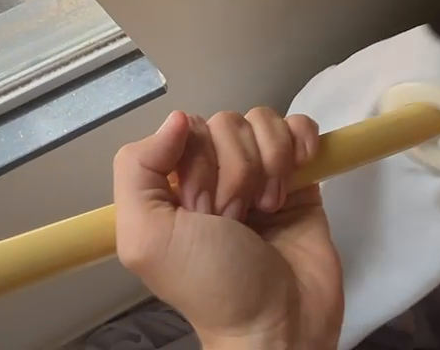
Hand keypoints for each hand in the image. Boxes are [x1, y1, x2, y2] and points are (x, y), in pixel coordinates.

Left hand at [114, 108, 342, 349]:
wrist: (282, 321)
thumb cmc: (212, 285)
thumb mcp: (148, 239)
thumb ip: (137, 171)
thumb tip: (176, 118)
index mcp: (176, 184)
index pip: (187, 129)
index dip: (198, 160)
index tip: (202, 210)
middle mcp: (215, 173)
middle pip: (227, 124)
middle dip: (235, 171)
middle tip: (236, 219)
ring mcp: (260, 171)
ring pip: (263, 123)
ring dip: (270, 164)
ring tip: (268, 210)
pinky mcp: (299, 174)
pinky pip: (299, 126)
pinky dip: (301, 144)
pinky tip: (299, 173)